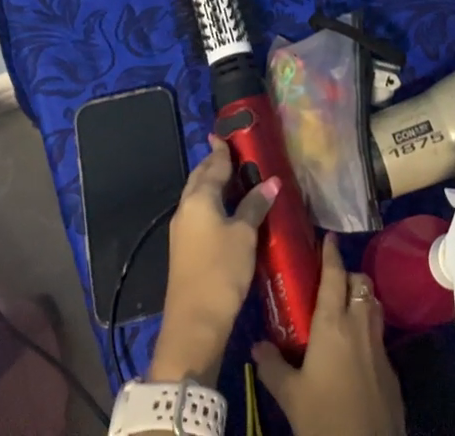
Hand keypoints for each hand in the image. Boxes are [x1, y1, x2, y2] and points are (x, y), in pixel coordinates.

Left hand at [148, 135, 280, 384]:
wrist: (195, 320)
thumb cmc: (221, 270)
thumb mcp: (244, 235)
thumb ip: (255, 205)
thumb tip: (271, 181)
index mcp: (199, 198)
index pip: (213, 166)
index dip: (222, 151)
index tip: (225, 135)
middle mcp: (186, 208)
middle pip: (200, 179)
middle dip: (213, 164)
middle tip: (231, 152)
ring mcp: (182, 229)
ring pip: (198, 196)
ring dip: (212, 184)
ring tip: (233, 178)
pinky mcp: (185, 247)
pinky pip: (198, 212)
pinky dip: (212, 202)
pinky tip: (227, 209)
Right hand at [251, 235, 404, 435]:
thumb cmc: (323, 418)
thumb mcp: (289, 394)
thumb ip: (272, 365)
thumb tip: (256, 346)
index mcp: (333, 324)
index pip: (335, 277)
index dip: (332, 255)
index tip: (328, 238)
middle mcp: (360, 326)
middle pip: (361, 284)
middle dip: (349, 276)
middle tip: (330, 282)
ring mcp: (380, 346)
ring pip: (374, 305)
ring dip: (361, 298)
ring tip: (342, 308)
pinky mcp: (391, 368)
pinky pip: (379, 333)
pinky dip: (367, 328)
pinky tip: (353, 348)